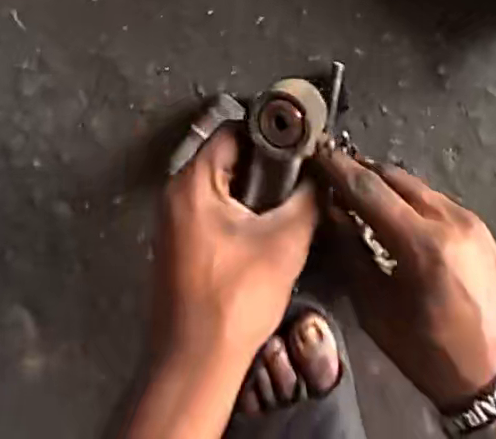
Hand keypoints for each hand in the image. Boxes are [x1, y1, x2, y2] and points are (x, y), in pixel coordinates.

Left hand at [150, 124, 318, 372]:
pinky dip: (240, 207)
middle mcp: (175, 194)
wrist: (195, 365)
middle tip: (299, 171)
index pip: (233, 129)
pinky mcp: (179, 244)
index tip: (299, 141)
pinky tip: (266, 225)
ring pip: (221, 183)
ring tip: (289, 197)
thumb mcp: (285, 240)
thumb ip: (308, 197)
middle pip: (226, 154)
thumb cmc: (237, 297)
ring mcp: (173, 221)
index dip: (269, 131)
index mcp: (193, 182)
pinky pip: (213, 207)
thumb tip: (322, 173)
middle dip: (265, 161)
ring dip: (255, 186)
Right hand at [314, 147, 495, 407]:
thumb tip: (332, 213)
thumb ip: (354, 257)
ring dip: (384, 183)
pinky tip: (392, 209)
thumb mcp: (381, 314)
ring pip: (414, 184)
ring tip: (356, 190)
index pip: (371, 190)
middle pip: (394, 177)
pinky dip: (407, 197)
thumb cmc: (436, 357)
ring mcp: (467, 218)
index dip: (339, 170)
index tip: (317, 154)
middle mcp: (448, 218)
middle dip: (360, 171)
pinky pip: (433, 198)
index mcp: (424, 245)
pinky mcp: (478, 224)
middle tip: (331, 172)